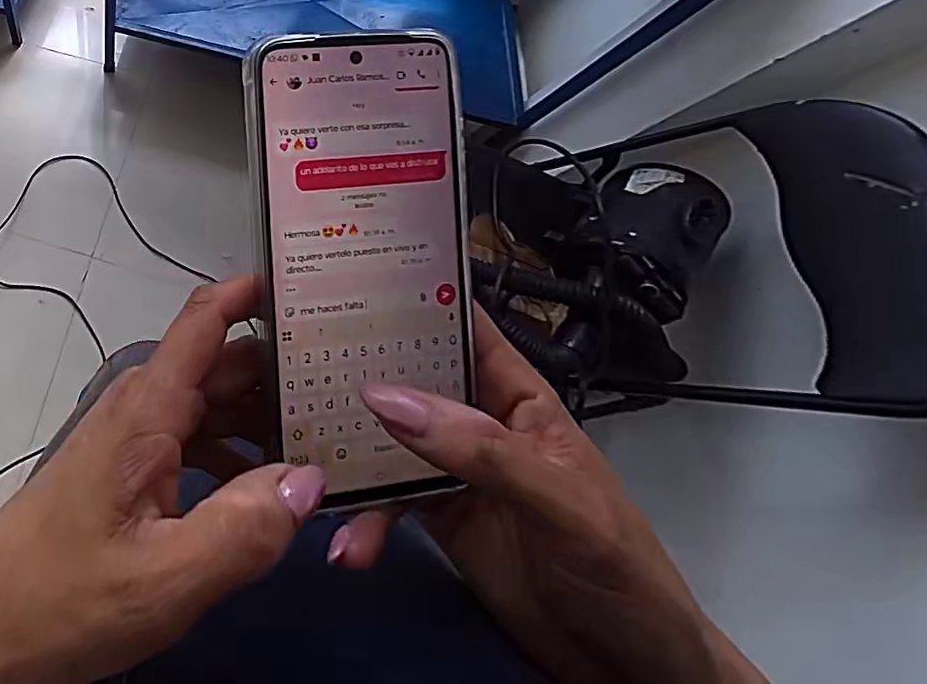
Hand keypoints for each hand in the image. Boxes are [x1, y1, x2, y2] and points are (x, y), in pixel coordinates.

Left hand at [0, 277, 325, 683]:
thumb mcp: (163, 578)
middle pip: (221, 363)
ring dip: (263, 414)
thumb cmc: (65, 597)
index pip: (201, 322)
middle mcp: (142, 409)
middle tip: (345, 377)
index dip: (246, 291)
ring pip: (212, 403)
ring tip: (324, 434)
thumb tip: (309, 479)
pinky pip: (196, 439)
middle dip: (279, 364)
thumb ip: (241, 531)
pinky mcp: (133, 468)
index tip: (300, 281)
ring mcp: (136, 437)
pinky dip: (237, 450)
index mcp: (146, 411)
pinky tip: (268, 485)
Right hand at [330, 306, 766, 683]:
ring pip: (383, 435)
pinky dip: (363, 516)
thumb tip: (387, 398)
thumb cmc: (623, 573)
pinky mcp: (431, 508)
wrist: (627, 670)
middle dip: (358, 367)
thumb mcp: (562, 503)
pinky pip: (383, 496)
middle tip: (300, 360)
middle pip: (407, 375)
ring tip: (316, 469)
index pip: (462, 326)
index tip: (352, 281)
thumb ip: (480, 449)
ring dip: (348, 451)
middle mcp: (473, 418)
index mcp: (514, 394)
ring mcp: (448, 463)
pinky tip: (351, 542)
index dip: (414, 298)